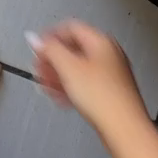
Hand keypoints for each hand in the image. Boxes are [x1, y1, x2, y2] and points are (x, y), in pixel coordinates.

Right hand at [27, 21, 144, 129]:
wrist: (124, 130)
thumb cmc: (102, 97)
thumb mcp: (68, 68)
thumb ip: (49, 49)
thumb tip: (33, 37)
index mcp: (101, 41)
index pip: (70, 28)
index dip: (50, 36)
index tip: (38, 48)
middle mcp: (109, 54)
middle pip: (74, 49)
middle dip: (53, 59)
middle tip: (40, 69)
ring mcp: (112, 74)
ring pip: (80, 68)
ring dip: (60, 75)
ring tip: (46, 86)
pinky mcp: (112, 93)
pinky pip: (87, 84)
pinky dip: (72, 87)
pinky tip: (61, 98)